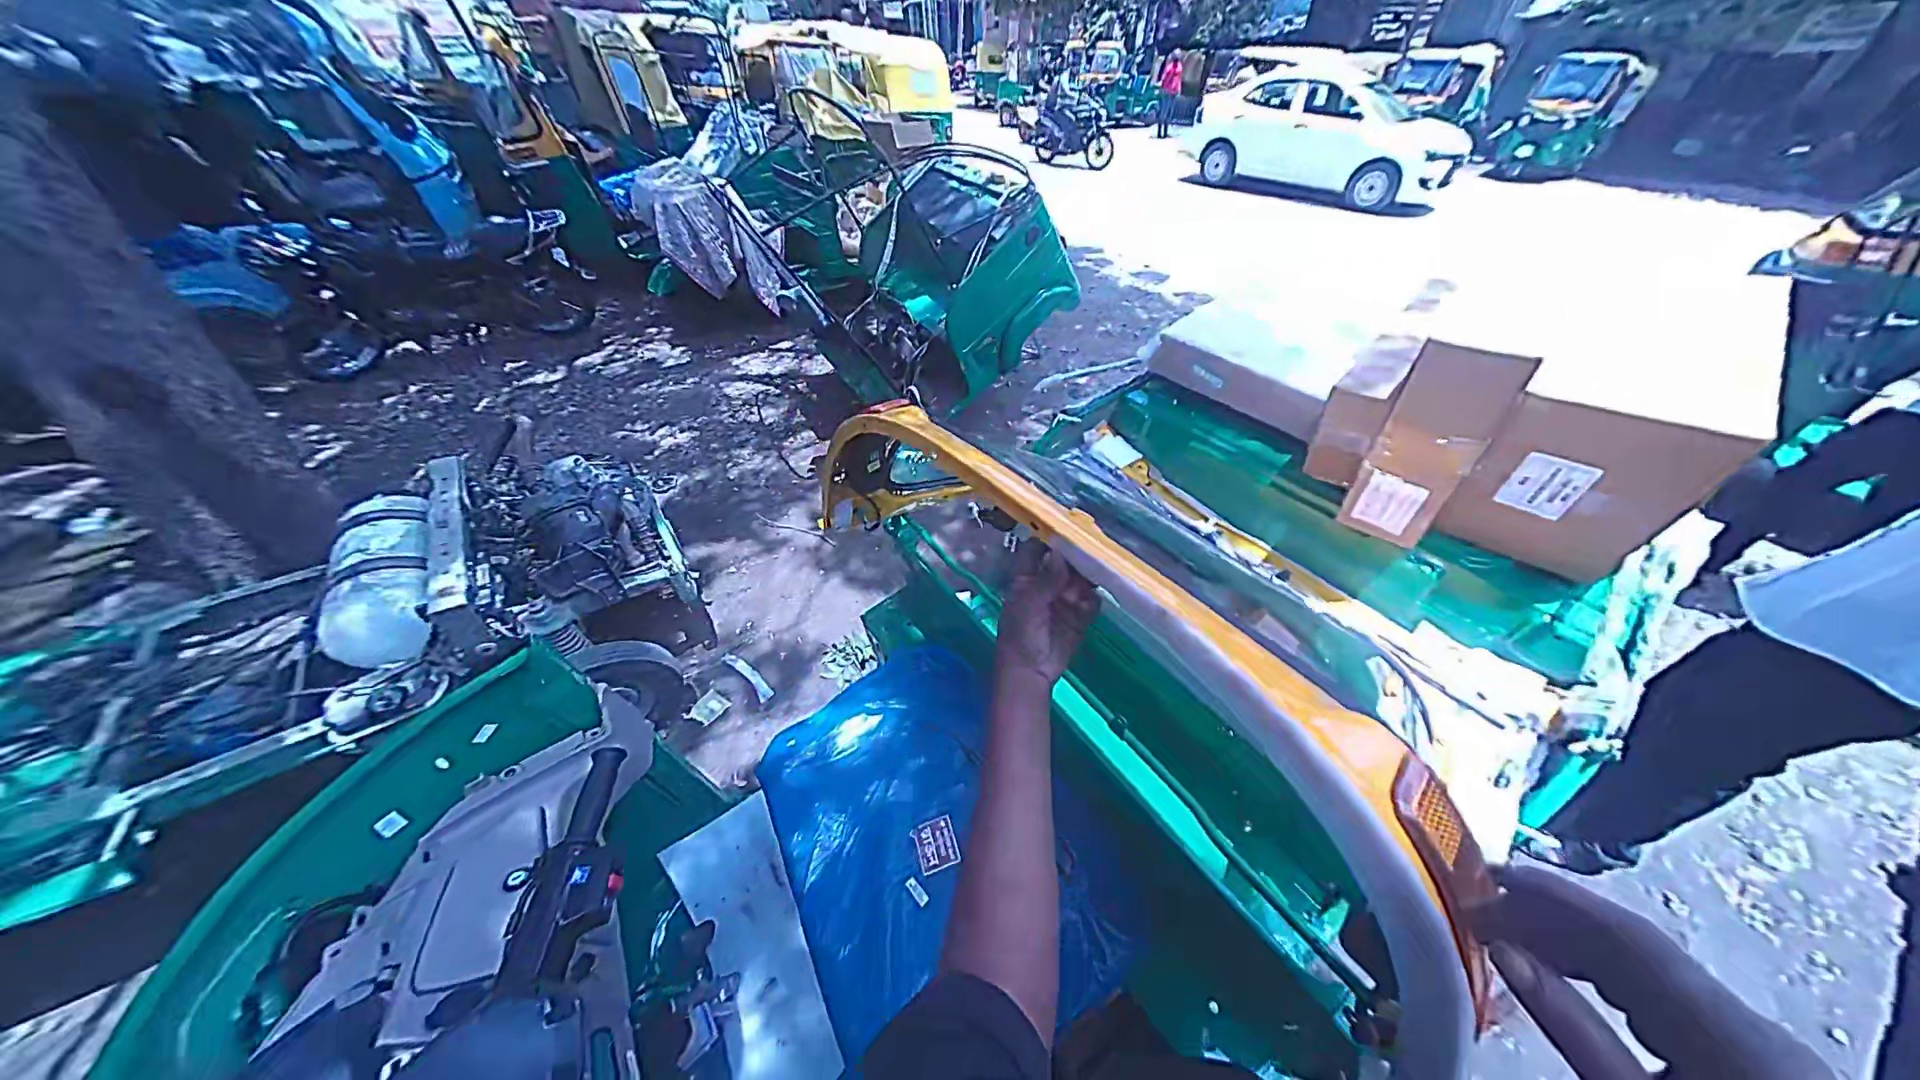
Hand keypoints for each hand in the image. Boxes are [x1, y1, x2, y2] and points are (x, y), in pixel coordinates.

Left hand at [995, 540, 1098, 686]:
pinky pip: (1092, 601)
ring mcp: (1065, 598)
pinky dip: (1093, 600)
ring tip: (1096, 576)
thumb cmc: (1020, 634)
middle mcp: (1048, 583)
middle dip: (1078, 557)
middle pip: (1066, 561)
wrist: (1030, 670)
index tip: (1069, 529)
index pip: (1037, 549)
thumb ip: (1046, 579)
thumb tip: (1060, 553)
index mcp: (1027, 577)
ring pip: (1082, 579)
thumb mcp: (1029, 604)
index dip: (1050, 539)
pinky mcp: (1080, 615)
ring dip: (1088, 578)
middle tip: (1093, 550)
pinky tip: (1091, 603)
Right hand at [1477, 866, 1833, 1079]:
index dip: (1554, 893)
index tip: (1491, 874)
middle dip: (1547, 918)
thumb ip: (1568, 1025)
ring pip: (1639, 963)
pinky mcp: (1735, 1049)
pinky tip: (1551, 967)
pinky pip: (1653, 990)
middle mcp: (1744, 1021)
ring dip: (1564, 941)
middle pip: (1630, 944)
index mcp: (1728, 1032)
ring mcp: (1746, 1035)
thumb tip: (1501, 949)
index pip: (1626, 933)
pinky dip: (1594, 971)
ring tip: (1500, 934)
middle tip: (1478, 910)